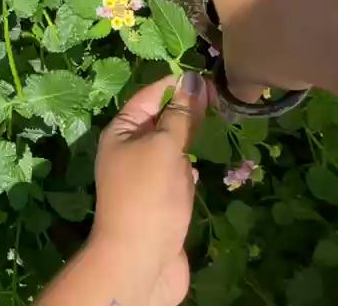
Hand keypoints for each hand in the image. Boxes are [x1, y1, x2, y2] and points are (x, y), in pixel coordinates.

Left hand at [87, 73, 207, 305]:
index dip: (174, 84)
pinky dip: (186, 172)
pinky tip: (197, 173)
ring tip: (212, 126)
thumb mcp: (164, 148)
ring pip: (168, 150)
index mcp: (121, 131)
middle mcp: (128, 150)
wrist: (139, 262)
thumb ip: (180, 116)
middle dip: (184, 110)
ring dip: (186, 140)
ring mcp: (143, 179)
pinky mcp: (158, 204)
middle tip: (216, 98)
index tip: (202, 75)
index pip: (148, 96)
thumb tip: (191, 79)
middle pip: (160, 122)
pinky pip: (174, 178)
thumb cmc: (148, 197)